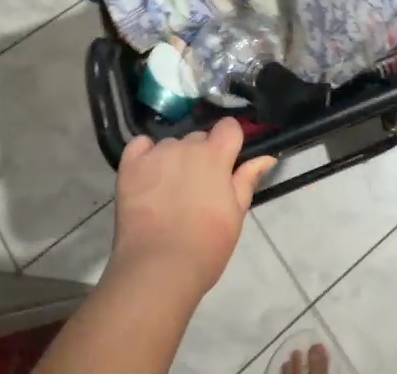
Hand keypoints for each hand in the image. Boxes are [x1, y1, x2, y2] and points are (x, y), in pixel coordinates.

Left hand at [108, 117, 275, 298]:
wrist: (158, 270)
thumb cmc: (206, 246)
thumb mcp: (236, 215)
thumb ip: (247, 180)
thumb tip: (265, 157)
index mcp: (216, 155)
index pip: (229, 126)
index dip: (229, 141)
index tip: (226, 162)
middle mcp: (186, 146)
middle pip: (198, 138)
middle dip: (201, 155)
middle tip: (198, 187)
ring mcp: (156, 154)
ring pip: (170, 144)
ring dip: (174, 159)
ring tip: (169, 191)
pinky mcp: (130, 166)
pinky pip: (139, 145)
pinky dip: (145, 155)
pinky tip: (147, 176)